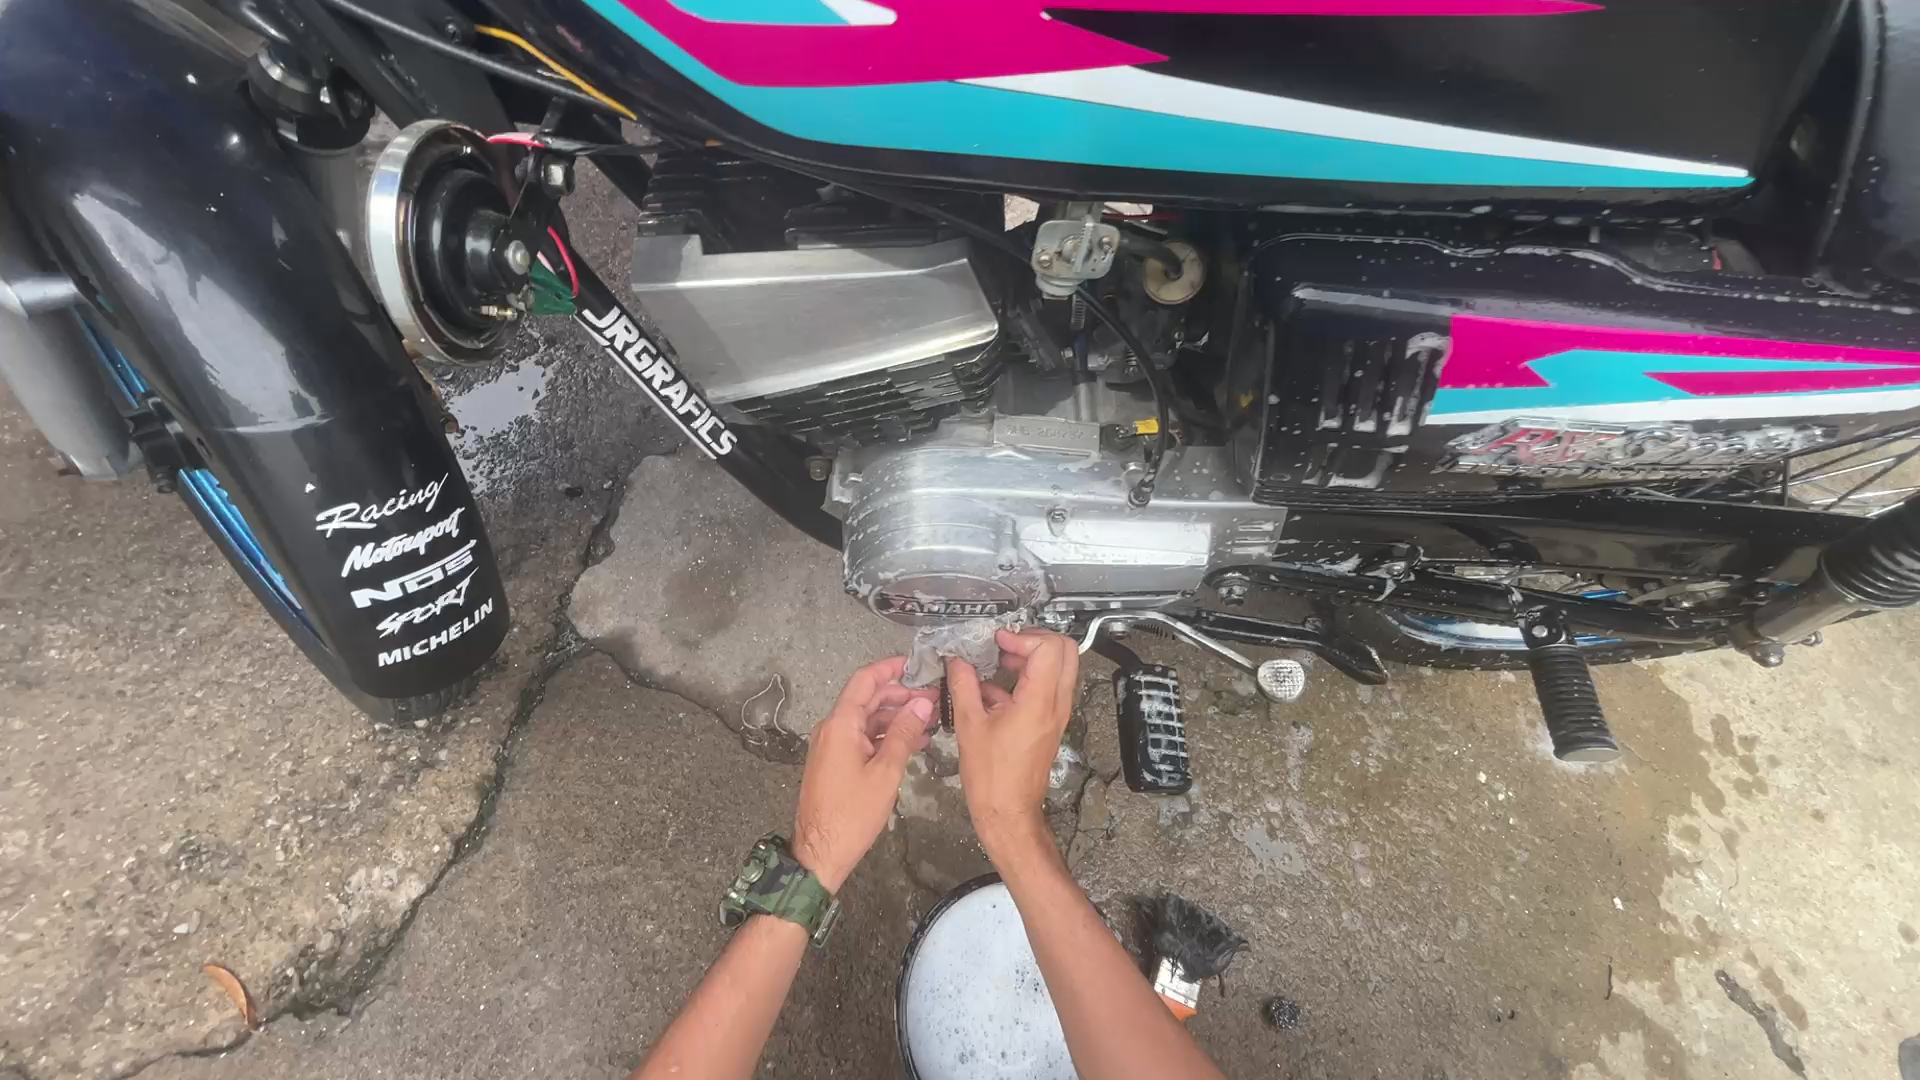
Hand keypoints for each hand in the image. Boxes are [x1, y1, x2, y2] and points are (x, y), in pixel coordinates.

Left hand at [791, 656, 936, 892]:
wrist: (819, 853)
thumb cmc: (852, 814)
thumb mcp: (885, 772)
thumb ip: (904, 734)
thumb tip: (921, 705)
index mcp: (841, 724)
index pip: (865, 681)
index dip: (890, 668)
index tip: (915, 664)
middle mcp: (832, 728)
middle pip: (868, 699)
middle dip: (901, 696)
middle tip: (932, 699)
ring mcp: (832, 745)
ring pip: (868, 720)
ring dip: (896, 718)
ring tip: (929, 723)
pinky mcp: (835, 761)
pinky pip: (863, 738)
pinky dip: (885, 736)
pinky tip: (911, 744)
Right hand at [946, 629, 1079, 856]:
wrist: (1009, 813)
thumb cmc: (992, 778)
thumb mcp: (969, 725)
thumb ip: (963, 685)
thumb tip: (957, 661)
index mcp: (1039, 702)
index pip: (1048, 648)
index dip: (1021, 637)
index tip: (998, 641)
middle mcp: (1055, 704)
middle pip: (1065, 650)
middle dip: (1035, 639)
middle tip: (1006, 644)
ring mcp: (1056, 714)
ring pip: (1059, 667)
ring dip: (1032, 657)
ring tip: (999, 661)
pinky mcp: (1050, 723)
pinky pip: (1048, 687)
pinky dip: (1027, 678)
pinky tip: (993, 689)